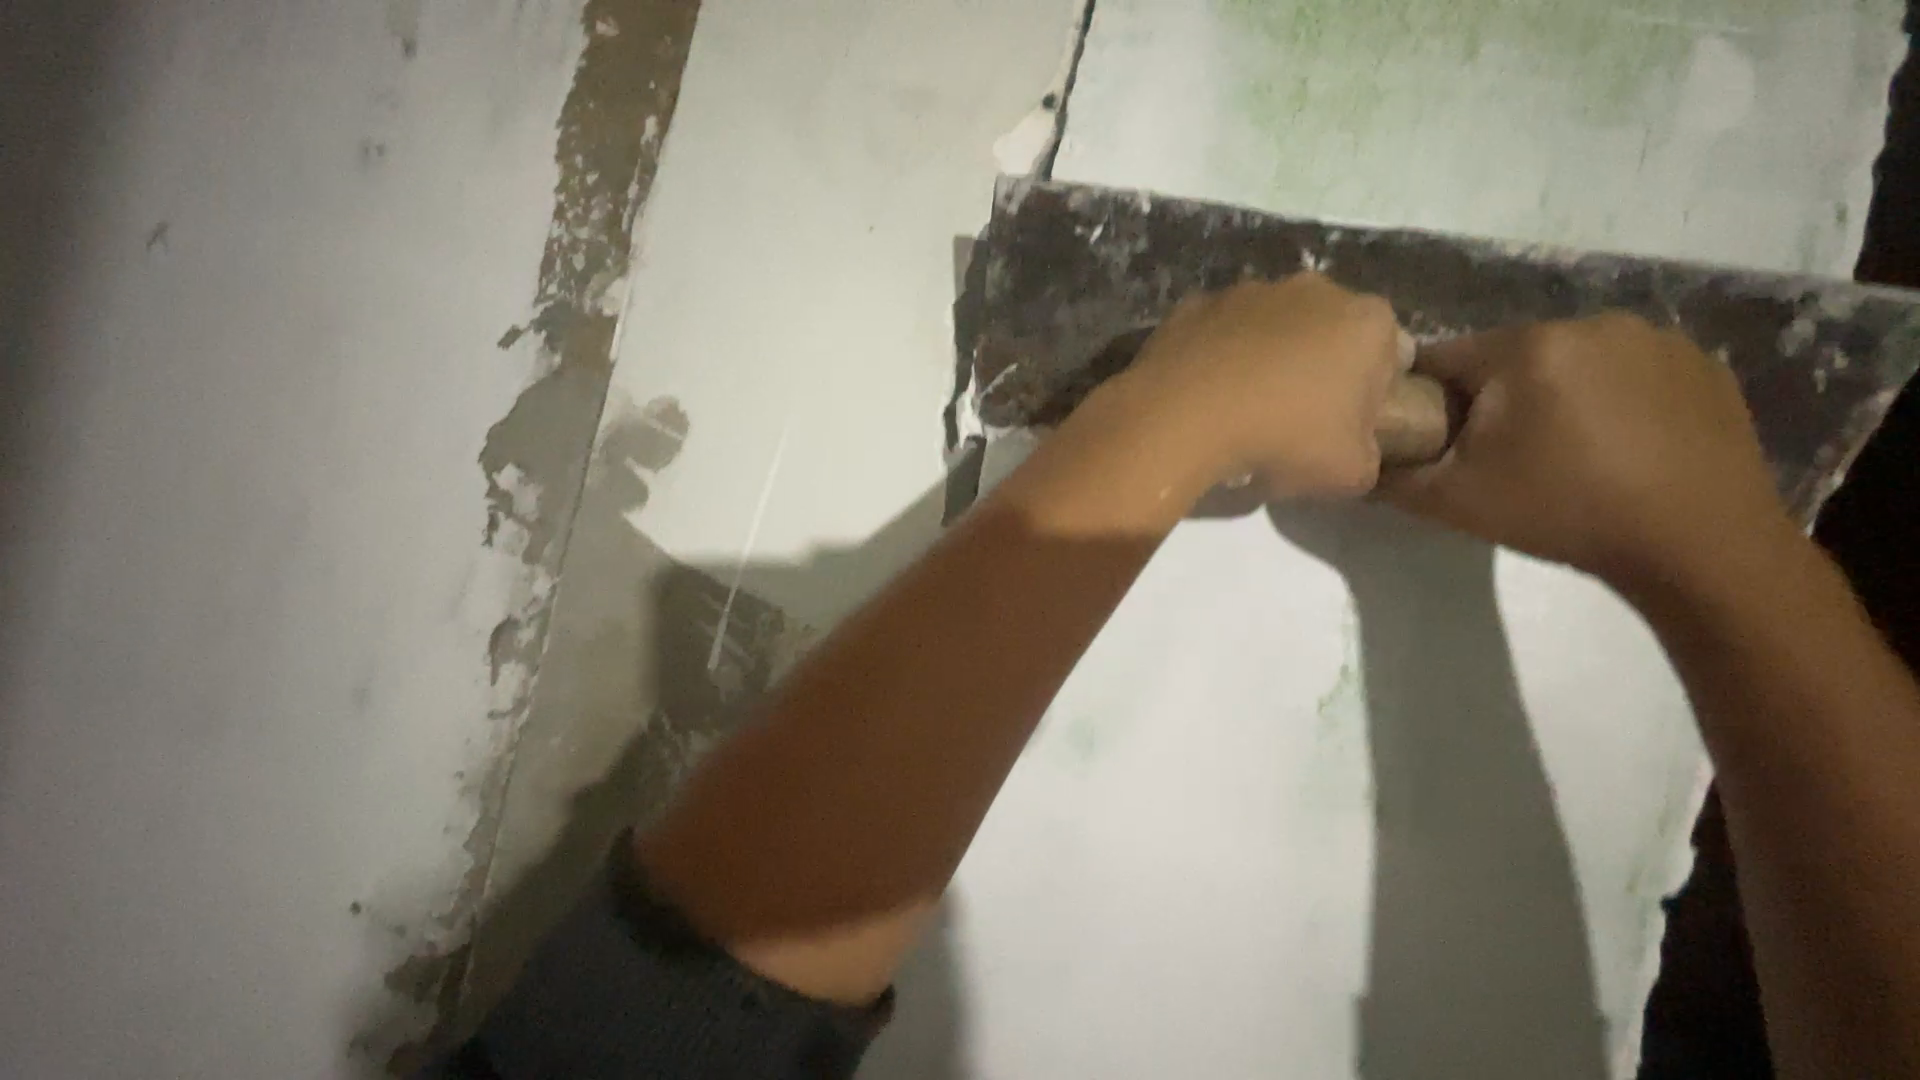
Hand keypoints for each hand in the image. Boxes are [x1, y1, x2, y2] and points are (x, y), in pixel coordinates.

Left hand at [1090, 273, 1403, 498]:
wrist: (1182, 420)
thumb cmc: (1281, 439)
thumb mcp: (1351, 473)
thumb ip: (1369, 454)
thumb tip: (1355, 447)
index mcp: (1368, 321)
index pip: (1391, 354)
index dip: (1372, 391)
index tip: (1344, 424)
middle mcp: (1314, 289)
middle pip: (1328, 331)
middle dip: (1317, 366)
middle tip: (1291, 417)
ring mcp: (1248, 290)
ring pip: (1269, 324)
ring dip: (1263, 355)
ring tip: (1238, 406)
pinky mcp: (1195, 304)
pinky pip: (1216, 331)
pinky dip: (1214, 354)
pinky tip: (1201, 392)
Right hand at [1380, 313, 1795, 588]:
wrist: (1697, 544)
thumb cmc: (1563, 513)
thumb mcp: (1453, 502)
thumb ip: (1390, 478)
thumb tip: (1355, 463)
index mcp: (1526, 347)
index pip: (1443, 359)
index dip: (1427, 400)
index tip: (1434, 441)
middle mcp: (1590, 323)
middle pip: (1507, 358)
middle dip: (1493, 399)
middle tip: (1499, 457)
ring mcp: (1655, 339)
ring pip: (1567, 362)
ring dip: (1551, 396)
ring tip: (1562, 453)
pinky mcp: (1701, 365)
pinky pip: (1625, 372)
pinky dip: (1609, 400)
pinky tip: (1617, 448)